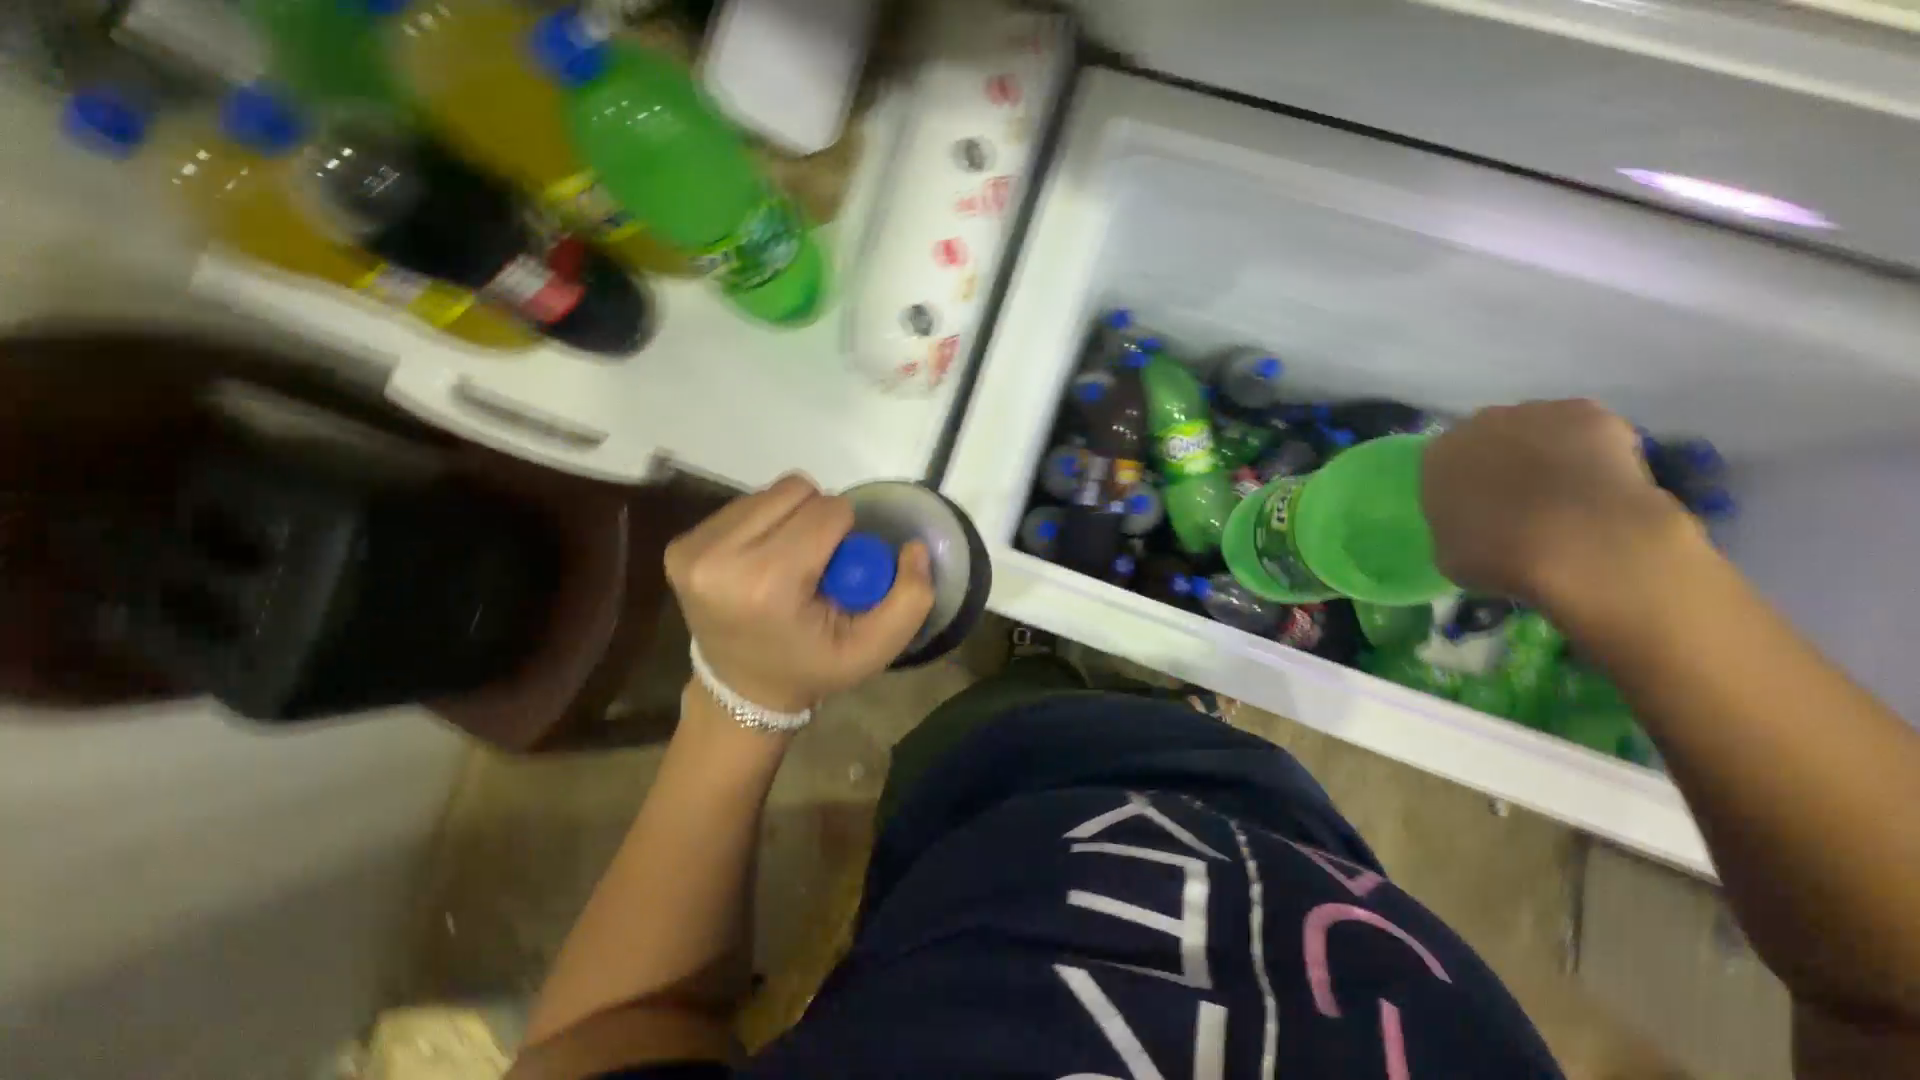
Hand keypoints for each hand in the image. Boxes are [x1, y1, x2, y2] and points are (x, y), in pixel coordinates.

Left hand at [664, 473, 934, 714]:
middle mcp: (720, 557)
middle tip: (814, 567)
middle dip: (818, 521)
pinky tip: (760, 564)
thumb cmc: (811, 666)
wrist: (742, 690)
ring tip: (787, 566)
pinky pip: (743, 505)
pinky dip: (762, 526)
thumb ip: (909, 599)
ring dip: (789, 520)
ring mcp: (693, 550)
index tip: (836, 573)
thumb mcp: (873, 649)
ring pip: (769, 493)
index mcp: (767, 583)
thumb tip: (914, 546)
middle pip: (797, 491)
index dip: (845, 537)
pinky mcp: (679, 545)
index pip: (827, 510)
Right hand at [1422, 400, 1701, 608]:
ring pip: (1541, 431)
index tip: (1483, 514)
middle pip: (1492, 440)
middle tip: (1526, 503)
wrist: (1575, 541)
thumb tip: (1472, 530)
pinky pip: (1589, 433)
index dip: (1466, 489)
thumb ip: (1455, 531)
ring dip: (1549, 455)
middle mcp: (1480, 423)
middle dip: (1507, 464)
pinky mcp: (1588, 413)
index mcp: (1438, 457)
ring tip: (1571, 498)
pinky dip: (1595, 454)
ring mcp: (1536, 412)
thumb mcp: (1452, 557)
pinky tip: (1603, 487)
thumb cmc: (1498, 555)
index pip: (1446, 467)